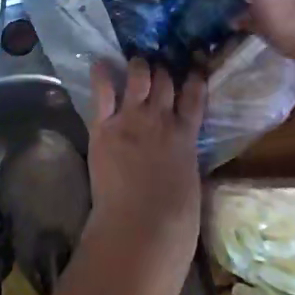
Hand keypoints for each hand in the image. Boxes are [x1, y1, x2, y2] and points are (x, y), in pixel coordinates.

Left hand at [86, 59, 206, 255]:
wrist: (140, 231)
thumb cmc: (174, 224)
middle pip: (164, 79)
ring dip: (138, 67)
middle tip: (157, 71)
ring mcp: (131, 118)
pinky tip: (100, 63)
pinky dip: (101, 73)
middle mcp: (160, 118)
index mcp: (186, 135)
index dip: (194, 77)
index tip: (192, 68)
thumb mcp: (190, 184)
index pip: (195, 94)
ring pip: (138, 75)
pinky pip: (102, 90)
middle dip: (162, 71)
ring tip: (135, 66)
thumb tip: (180, 152)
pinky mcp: (104, 126)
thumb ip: (184, 158)